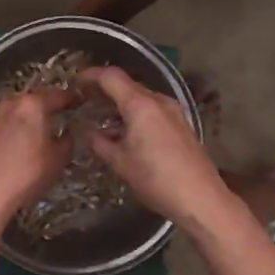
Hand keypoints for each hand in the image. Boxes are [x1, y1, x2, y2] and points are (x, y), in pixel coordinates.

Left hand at [0, 89, 72, 220]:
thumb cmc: (28, 172)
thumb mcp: (59, 157)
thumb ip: (67, 140)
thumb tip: (67, 133)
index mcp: (33, 104)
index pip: (59, 95)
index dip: (73, 98)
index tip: (82, 100)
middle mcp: (12, 103)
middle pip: (36, 99)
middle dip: (50, 104)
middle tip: (64, 112)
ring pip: (19, 109)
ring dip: (32, 115)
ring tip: (44, 125)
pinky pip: (8, 120)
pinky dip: (18, 124)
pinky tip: (25, 136)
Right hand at [81, 67, 229, 224]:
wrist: (200, 199)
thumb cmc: (155, 179)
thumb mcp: (119, 162)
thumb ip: (100, 143)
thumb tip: (90, 133)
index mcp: (141, 105)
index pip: (111, 77)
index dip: (90, 76)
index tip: (74, 84)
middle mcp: (159, 102)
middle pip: (127, 85)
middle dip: (103, 91)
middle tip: (84, 102)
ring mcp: (173, 112)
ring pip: (140, 99)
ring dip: (119, 105)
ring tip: (101, 120)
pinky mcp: (180, 125)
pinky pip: (151, 111)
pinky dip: (134, 115)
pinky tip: (124, 133)